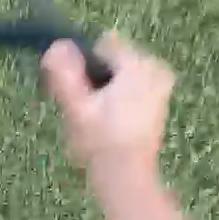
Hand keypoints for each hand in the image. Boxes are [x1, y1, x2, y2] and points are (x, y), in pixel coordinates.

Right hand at [42, 33, 174, 179]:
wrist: (126, 174)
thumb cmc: (99, 141)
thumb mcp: (75, 104)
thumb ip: (64, 71)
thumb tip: (57, 44)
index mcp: (139, 64)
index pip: (101, 45)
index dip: (82, 65)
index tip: (77, 92)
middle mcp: (156, 68)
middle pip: (111, 58)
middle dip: (94, 76)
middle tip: (85, 107)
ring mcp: (161, 84)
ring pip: (118, 72)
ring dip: (104, 88)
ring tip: (97, 116)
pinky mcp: (160, 99)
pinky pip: (129, 84)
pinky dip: (116, 96)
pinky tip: (110, 120)